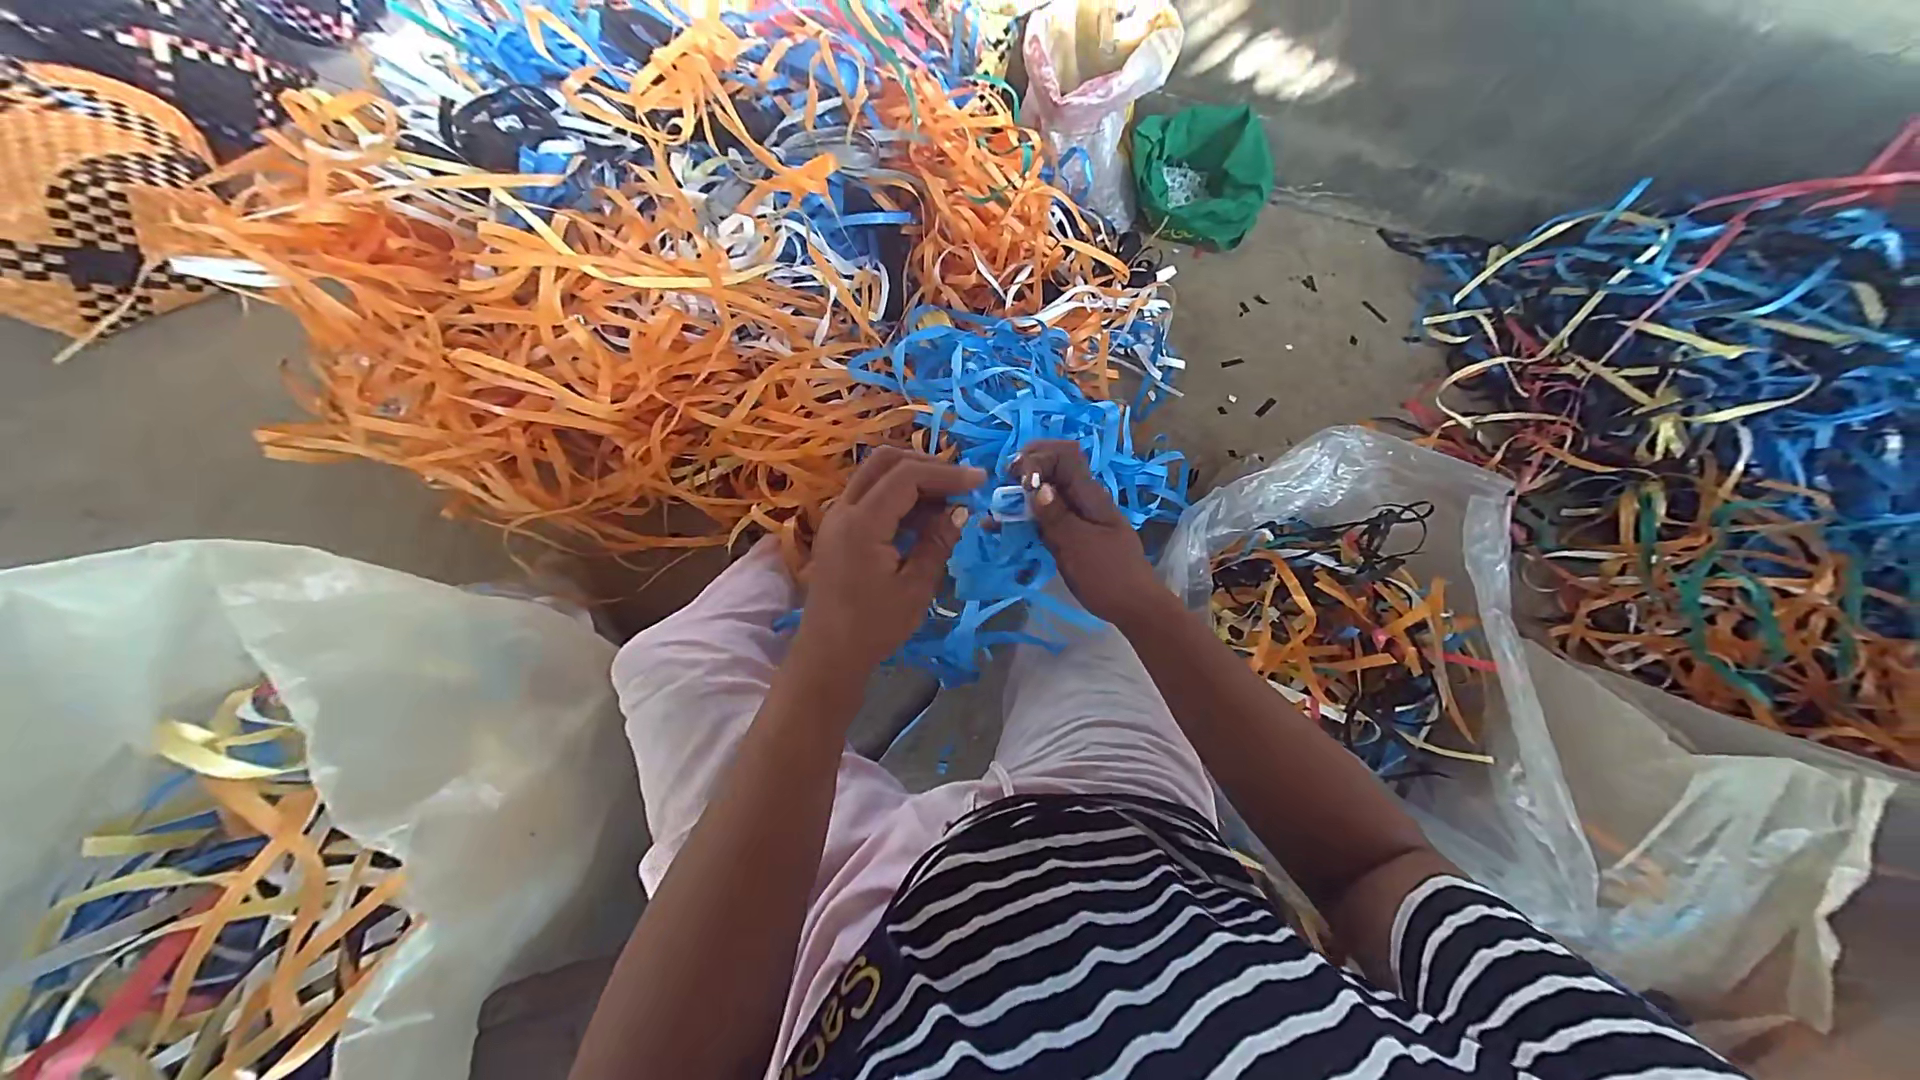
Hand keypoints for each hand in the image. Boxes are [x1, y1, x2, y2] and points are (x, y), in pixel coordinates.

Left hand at [799, 448, 984, 672]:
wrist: (828, 654)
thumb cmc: (874, 627)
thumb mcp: (915, 587)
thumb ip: (937, 542)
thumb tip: (960, 510)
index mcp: (862, 523)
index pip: (906, 476)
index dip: (946, 473)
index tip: (979, 482)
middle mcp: (843, 510)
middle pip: (885, 461)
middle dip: (927, 465)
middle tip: (961, 485)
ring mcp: (836, 517)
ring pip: (875, 474)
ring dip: (912, 478)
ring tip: (947, 502)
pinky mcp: (837, 528)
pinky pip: (868, 494)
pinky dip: (897, 495)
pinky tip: (922, 518)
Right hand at [1017, 440, 1171, 627]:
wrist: (1134, 607)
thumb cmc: (1109, 575)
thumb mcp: (1078, 545)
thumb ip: (1056, 516)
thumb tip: (1038, 487)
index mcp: (1089, 495)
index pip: (1064, 455)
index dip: (1038, 457)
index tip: (1018, 479)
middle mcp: (1081, 500)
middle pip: (1052, 470)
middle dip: (1024, 472)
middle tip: (1003, 489)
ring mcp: (1075, 518)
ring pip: (1044, 495)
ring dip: (1019, 497)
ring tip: (995, 513)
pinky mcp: (1068, 536)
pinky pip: (1043, 519)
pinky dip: (1024, 518)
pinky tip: (1002, 527)